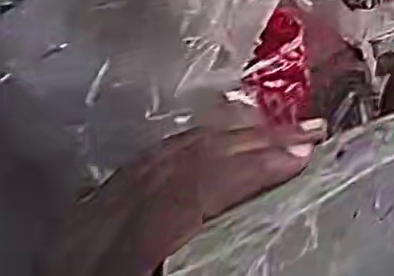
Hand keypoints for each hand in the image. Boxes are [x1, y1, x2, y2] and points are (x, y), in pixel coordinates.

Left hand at [37, 113, 322, 275]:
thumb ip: (205, 264)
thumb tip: (269, 235)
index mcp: (110, 262)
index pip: (186, 193)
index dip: (248, 168)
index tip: (302, 157)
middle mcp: (92, 228)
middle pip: (182, 160)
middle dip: (253, 141)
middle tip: (311, 133)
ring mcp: (84, 215)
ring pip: (167, 151)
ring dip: (232, 135)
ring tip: (282, 130)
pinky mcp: (82, 213)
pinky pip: (149, 160)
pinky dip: (198, 143)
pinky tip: (226, 140)